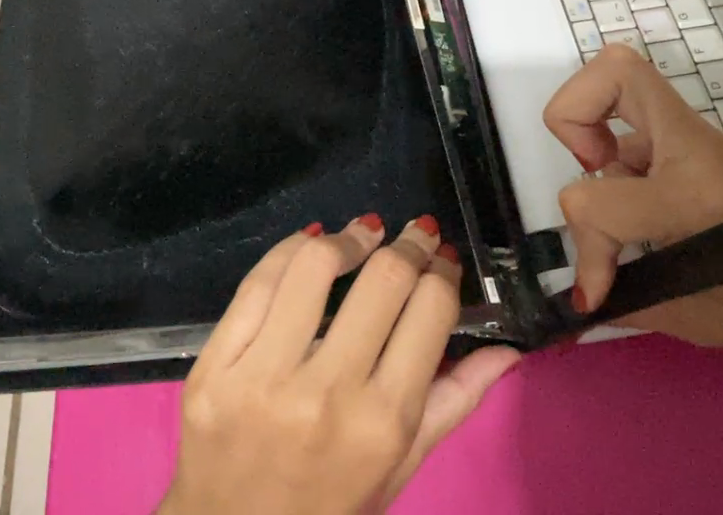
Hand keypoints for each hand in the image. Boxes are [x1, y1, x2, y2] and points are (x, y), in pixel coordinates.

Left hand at [160, 215, 520, 514]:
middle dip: (408, 245)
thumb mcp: (399, 468)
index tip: (442, 259)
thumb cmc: (330, 507)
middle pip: (383, 279)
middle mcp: (327, 394)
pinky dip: (290, 250)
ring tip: (364, 234)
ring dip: (350, 237)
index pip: (430, 311)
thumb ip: (453, 403)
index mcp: (382, 422)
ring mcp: (263, 376)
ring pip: (315, 266)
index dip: (443, 272)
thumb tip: (508, 349)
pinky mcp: (215, 365)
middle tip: (414, 236)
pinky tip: (311, 243)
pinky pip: (257, 283)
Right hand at [548, 45, 722, 361]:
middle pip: (615, 69)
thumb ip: (630, 303)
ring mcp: (697, 141)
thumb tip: (582, 300)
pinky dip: (617, 160)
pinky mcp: (697, 149)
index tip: (600, 289)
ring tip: (618, 209)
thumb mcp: (703, 322)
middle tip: (591, 170)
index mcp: (694, 195)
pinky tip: (637, 215)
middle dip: (573, 112)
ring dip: (596, 138)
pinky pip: (637, 127)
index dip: (584, 247)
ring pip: (622, 90)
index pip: (596, 197)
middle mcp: (693, 149)